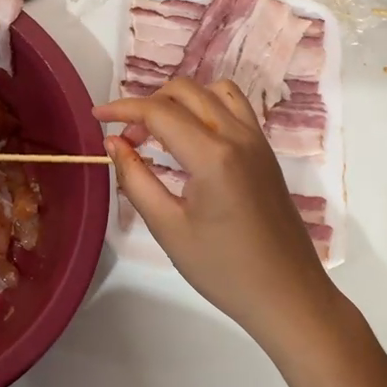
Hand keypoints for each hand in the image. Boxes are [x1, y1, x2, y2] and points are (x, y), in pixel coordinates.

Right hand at [94, 78, 338, 344]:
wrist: (289, 296)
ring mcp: (257, 141)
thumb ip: (135, 178)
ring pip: (213, 91)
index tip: (96, 117)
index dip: (122, 109)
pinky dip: (205, 107)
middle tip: (127, 137)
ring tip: (159, 132)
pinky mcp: (266, 152)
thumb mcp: (168, 227)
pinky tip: (190, 139)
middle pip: (184, 91)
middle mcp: (237, 136)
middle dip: (147, 104)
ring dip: (179, 100)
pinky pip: (234, 107)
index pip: (158, 112)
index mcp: (212, 156)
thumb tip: (114, 142)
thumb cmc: (223, 270)